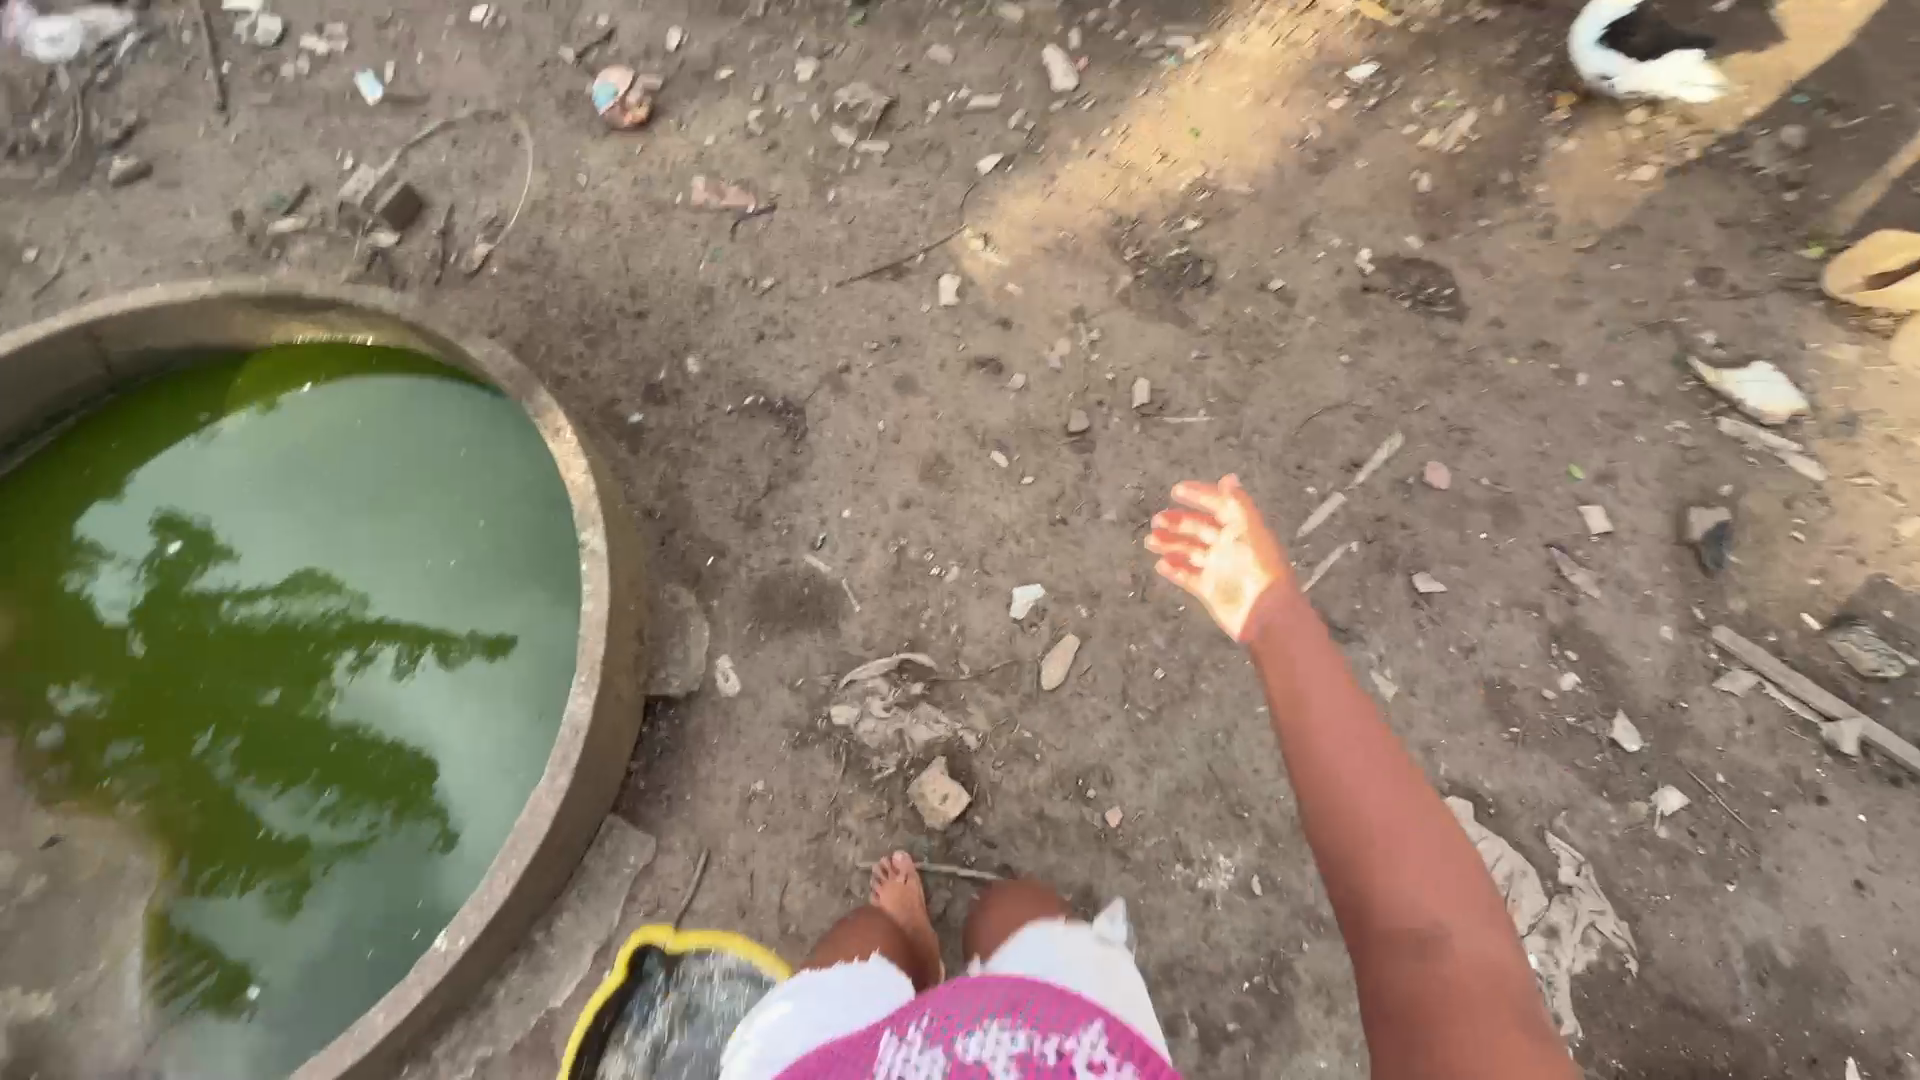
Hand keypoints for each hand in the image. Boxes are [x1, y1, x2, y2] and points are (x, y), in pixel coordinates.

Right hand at [1146, 474, 1294, 642]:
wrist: (1263, 612)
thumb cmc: (1258, 567)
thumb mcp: (1249, 530)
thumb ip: (1238, 504)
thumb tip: (1228, 477)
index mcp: (1240, 530)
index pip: (1218, 506)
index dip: (1199, 496)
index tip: (1176, 490)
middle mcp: (1228, 546)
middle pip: (1198, 528)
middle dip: (1177, 522)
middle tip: (1157, 520)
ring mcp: (1217, 568)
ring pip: (1189, 551)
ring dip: (1170, 544)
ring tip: (1150, 542)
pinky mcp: (1208, 589)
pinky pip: (1187, 576)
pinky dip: (1174, 569)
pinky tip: (1161, 565)